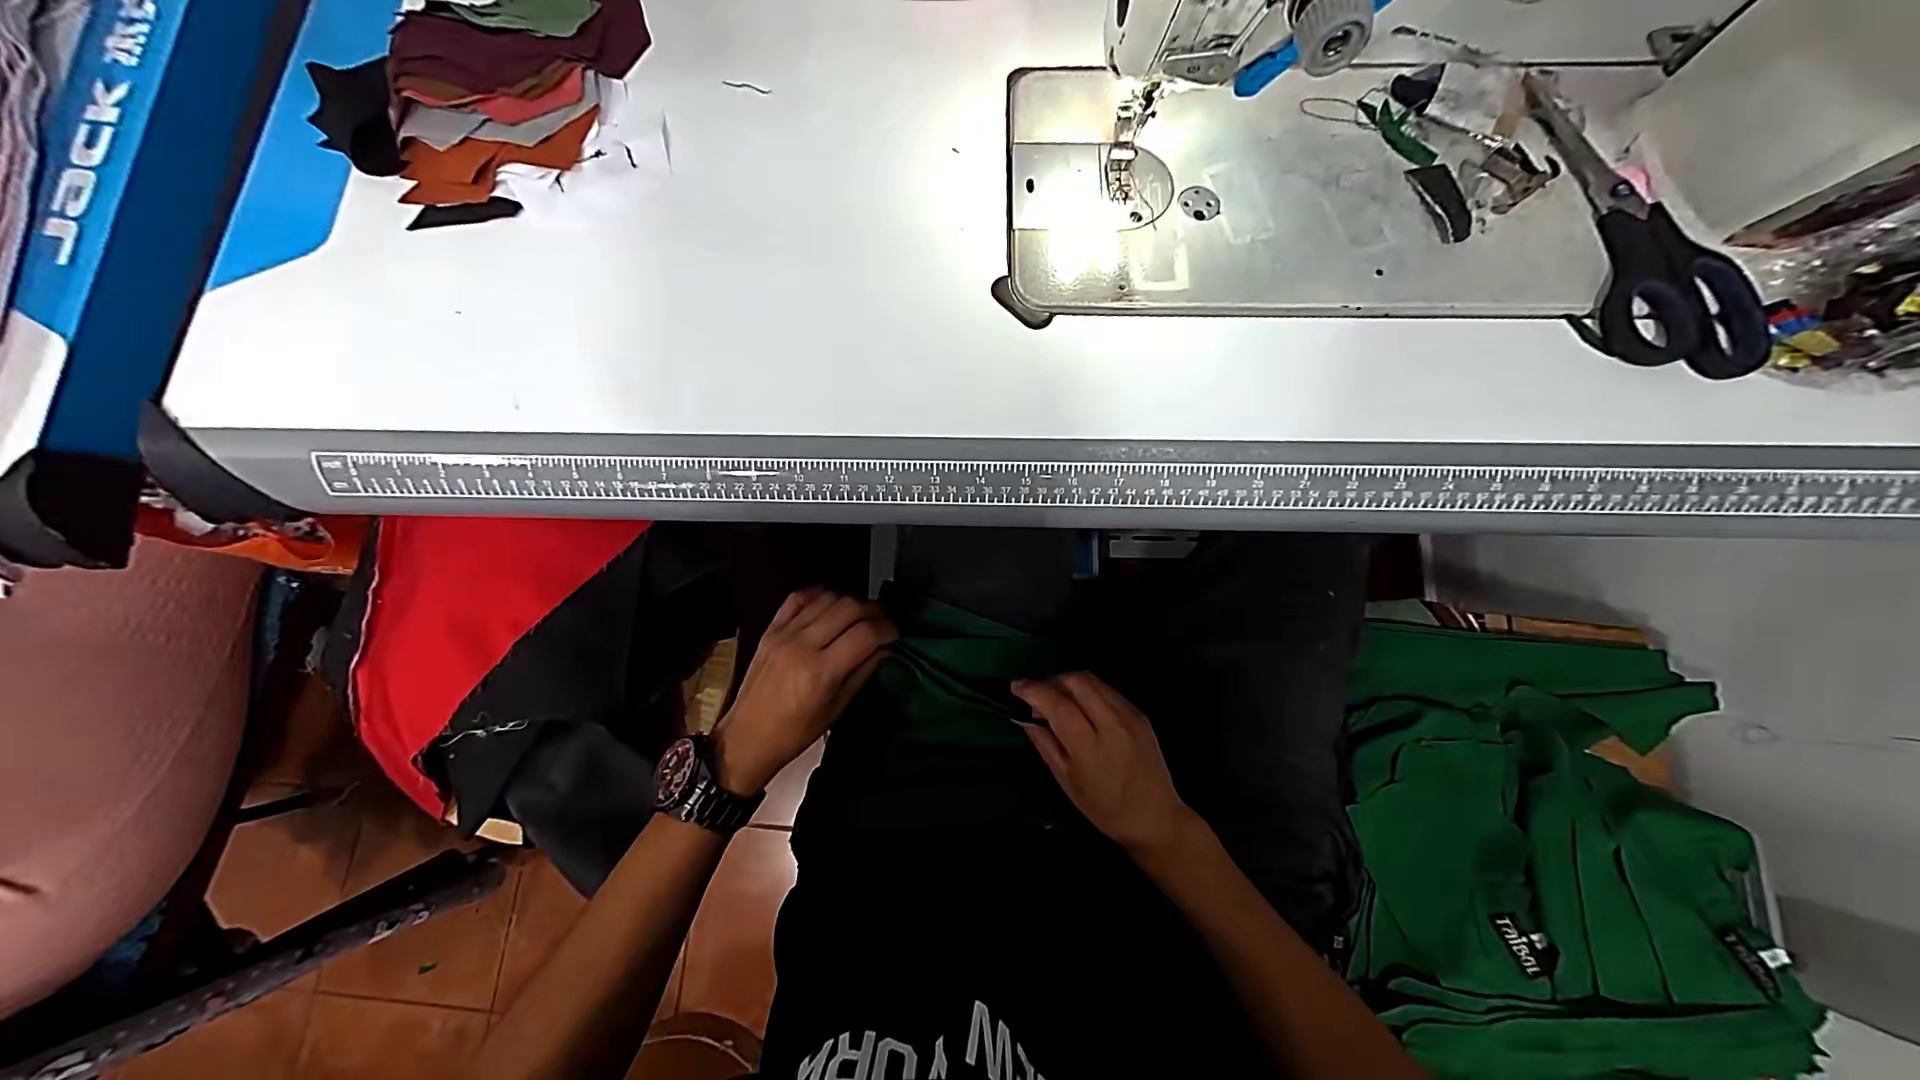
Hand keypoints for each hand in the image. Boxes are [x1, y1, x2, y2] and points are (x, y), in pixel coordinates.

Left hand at [712, 589, 897, 795]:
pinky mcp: (770, 629)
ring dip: (850, 602)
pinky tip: (830, 604)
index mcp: (821, 672)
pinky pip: (798, 598)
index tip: (896, 634)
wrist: (747, 737)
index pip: (865, 634)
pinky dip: (818, 596)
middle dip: (874, 611)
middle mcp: (802, 645)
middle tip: (883, 621)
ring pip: (827, 598)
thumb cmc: (796, 732)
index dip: (888, 629)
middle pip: (849, 608)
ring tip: (859, 615)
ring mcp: (784, 634)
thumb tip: (886, 647)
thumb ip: (863, 671)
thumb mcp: (837, 708)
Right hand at [1012, 673, 1199, 857]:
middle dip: (1050, 680)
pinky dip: (1088, 690)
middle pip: (1076, 681)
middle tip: (1036, 693)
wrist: (1155, 817)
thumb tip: (1024, 717)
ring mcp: (1130, 717)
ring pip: (1093, 681)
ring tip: (1056, 696)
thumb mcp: (1066, 780)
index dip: (1033, 690)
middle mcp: (1112, 725)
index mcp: (1090, 747)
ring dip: (1068, 682)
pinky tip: (1081, 705)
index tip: (1016, 687)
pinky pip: (1108, 691)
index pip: (1058, 705)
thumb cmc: (1105, 808)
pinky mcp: (1140, 715)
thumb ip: (1044, 743)